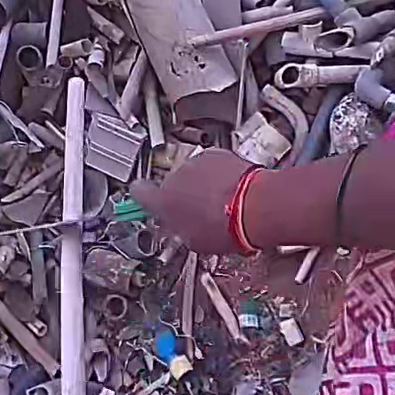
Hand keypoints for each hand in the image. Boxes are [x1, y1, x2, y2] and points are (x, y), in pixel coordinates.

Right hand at [131, 149, 254, 253]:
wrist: (255, 206)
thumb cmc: (226, 227)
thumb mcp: (195, 241)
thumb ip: (179, 229)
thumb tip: (180, 228)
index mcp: (163, 200)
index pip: (139, 192)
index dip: (143, 198)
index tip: (145, 201)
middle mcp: (175, 176)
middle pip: (171, 184)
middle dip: (181, 195)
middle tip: (198, 212)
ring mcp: (195, 162)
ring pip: (192, 173)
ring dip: (201, 184)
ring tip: (220, 203)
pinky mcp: (215, 153)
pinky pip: (211, 164)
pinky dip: (218, 173)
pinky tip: (230, 190)